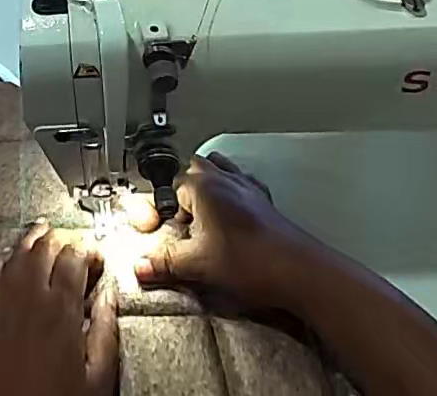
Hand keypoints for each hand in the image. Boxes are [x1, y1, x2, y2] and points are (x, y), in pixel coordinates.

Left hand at [0, 222, 118, 395]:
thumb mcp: (96, 379)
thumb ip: (106, 332)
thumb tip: (109, 297)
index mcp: (62, 308)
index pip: (76, 254)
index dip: (89, 249)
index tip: (97, 257)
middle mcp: (31, 294)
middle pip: (47, 243)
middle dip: (64, 238)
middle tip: (75, 245)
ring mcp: (5, 298)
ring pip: (20, 248)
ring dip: (35, 238)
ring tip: (46, 233)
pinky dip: (8, 255)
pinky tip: (14, 256)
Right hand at [132, 154, 330, 314]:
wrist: (298, 270)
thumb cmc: (249, 261)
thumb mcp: (199, 265)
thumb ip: (165, 262)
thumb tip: (139, 266)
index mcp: (202, 186)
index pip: (173, 187)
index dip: (171, 210)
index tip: (175, 231)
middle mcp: (223, 177)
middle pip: (196, 168)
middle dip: (189, 189)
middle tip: (190, 221)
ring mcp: (246, 185)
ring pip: (220, 167)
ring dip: (211, 183)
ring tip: (210, 213)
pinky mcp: (264, 198)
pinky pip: (243, 182)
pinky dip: (236, 190)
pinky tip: (237, 214)